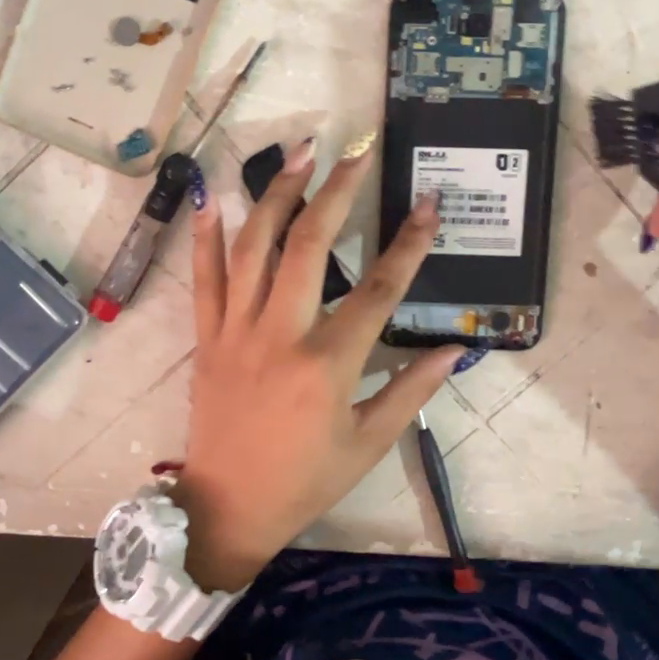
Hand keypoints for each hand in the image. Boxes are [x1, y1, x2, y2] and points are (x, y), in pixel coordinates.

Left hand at [174, 134, 465, 590]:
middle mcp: (281, 333)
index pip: (379, 289)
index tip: (429, 204)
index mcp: (328, 363)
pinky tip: (213, 196)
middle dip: (338, 192)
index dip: (410, 244)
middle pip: (311, 246)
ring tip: (299, 153)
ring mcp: (236, 330)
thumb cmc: (304, 480)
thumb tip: (454, 349)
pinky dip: (206, 235)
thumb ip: (411, 392)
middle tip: (357, 151)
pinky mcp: (207, 337)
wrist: (226, 508)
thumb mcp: (368, 444)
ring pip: (254, 247)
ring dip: (277, 194)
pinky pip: (203, 278)